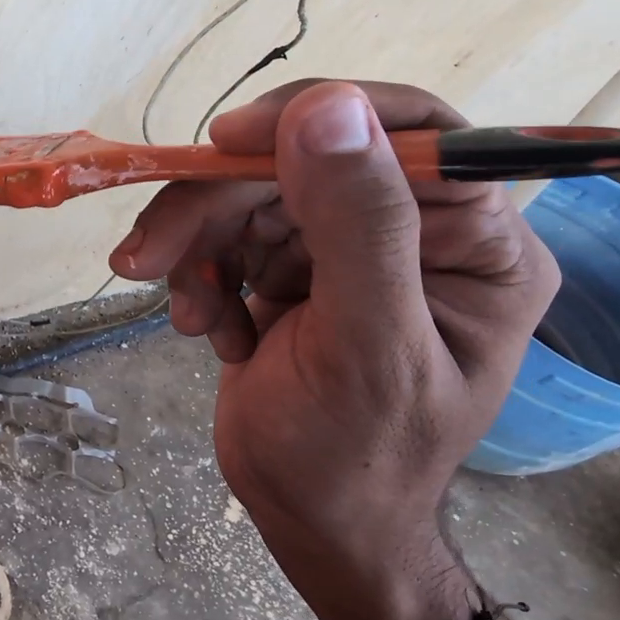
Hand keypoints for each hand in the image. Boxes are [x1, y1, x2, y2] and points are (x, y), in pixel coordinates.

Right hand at [109, 81, 561, 619]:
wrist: (305, 513)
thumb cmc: (355, 450)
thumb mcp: (365, 341)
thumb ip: (357, 222)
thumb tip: (330, 106)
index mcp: (471, 242)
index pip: (408, 131)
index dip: (313, 119)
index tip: (226, 142)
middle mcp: (407, 231)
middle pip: (292, 164)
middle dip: (212, 210)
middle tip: (148, 258)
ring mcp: (337, 248)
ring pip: (241, 197)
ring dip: (192, 250)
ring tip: (184, 314)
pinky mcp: (282, 266)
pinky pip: (218, 235)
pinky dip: (195, 277)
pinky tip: (203, 327)